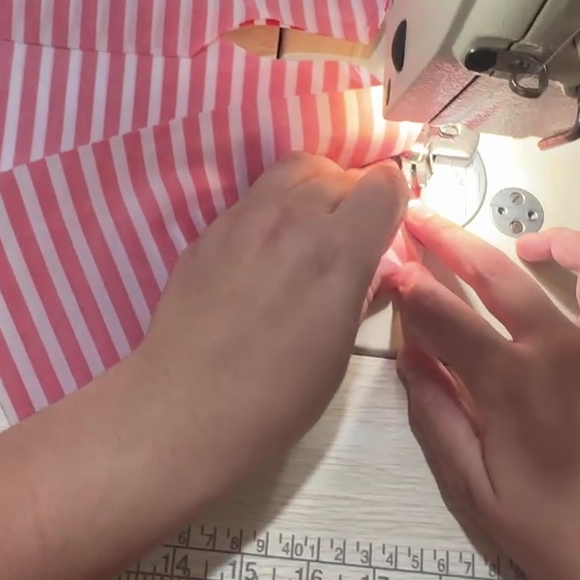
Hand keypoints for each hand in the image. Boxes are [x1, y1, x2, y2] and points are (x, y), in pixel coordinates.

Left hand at [134, 154, 406, 473]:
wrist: (188, 408)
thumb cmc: (278, 397)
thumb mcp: (340, 347)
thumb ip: (362, 290)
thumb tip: (373, 266)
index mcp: (336, 249)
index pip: (382, 184)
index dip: (391, 202)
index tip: (385, 228)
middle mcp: (290, 218)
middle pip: (336, 170)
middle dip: (352, 195)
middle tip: (347, 234)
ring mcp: (241, 219)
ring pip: (291, 170)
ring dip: (311, 189)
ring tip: (307, 230)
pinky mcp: (207, 232)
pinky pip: (252, 199)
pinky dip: (271, 210)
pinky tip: (261, 253)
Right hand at [390, 208, 579, 579]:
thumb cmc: (560, 540)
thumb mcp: (478, 492)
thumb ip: (439, 418)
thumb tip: (411, 361)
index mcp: (512, 383)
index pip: (443, 316)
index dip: (408, 284)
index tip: (386, 260)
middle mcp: (566, 349)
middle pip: (500, 274)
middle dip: (453, 240)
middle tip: (425, 218)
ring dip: (557, 242)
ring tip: (530, 245)